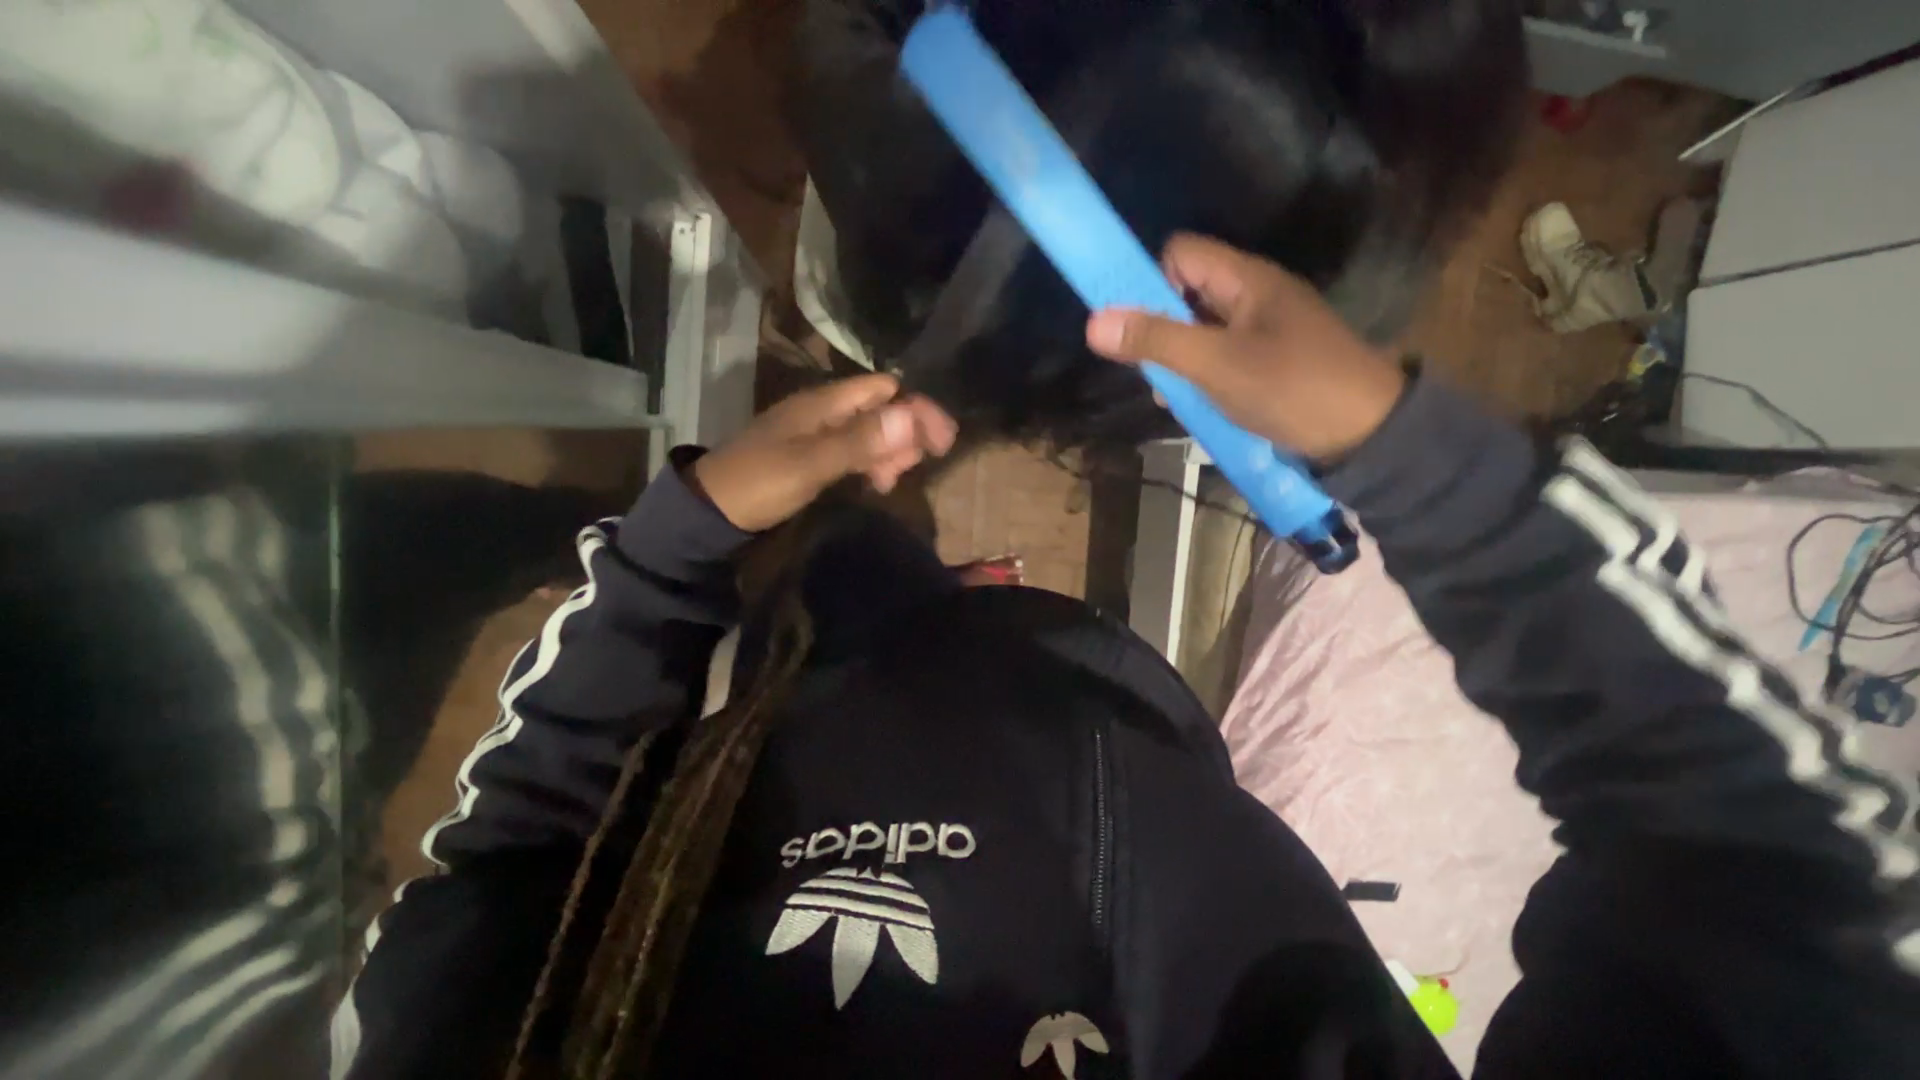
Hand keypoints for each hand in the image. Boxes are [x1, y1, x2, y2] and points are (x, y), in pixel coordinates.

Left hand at [690, 373, 957, 531]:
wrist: (709, 512)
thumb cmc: (758, 483)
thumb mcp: (811, 463)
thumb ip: (860, 440)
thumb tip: (913, 417)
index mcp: (823, 403)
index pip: (884, 388)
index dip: (916, 407)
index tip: (942, 440)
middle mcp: (823, 411)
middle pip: (880, 408)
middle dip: (906, 431)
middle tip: (917, 466)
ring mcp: (816, 434)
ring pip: (868, 431)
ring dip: (890, 450)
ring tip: (893, 481)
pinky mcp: (810, 456)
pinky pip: (853, 450)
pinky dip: (870, 463)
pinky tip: (875, 484)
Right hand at [1084, 233, 1407, 460]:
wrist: (1369, 434)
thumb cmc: (1292, 388)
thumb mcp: (1217, 366)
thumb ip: (1157, 341)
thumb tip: (1094, 322)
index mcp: (1245, 279)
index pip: (1179, 253)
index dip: (1150, 280)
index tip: (1139, 326)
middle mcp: (1254, 294)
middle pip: (1185, 292)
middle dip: (1160, 329)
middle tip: (1155, 371)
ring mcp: (1264, 328)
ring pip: (1200, 329)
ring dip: (1179, 360)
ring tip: (1177, 396)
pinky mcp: (1271, 359)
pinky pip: (1221, 355)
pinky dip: (1203, 376)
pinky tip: (1201, 406)